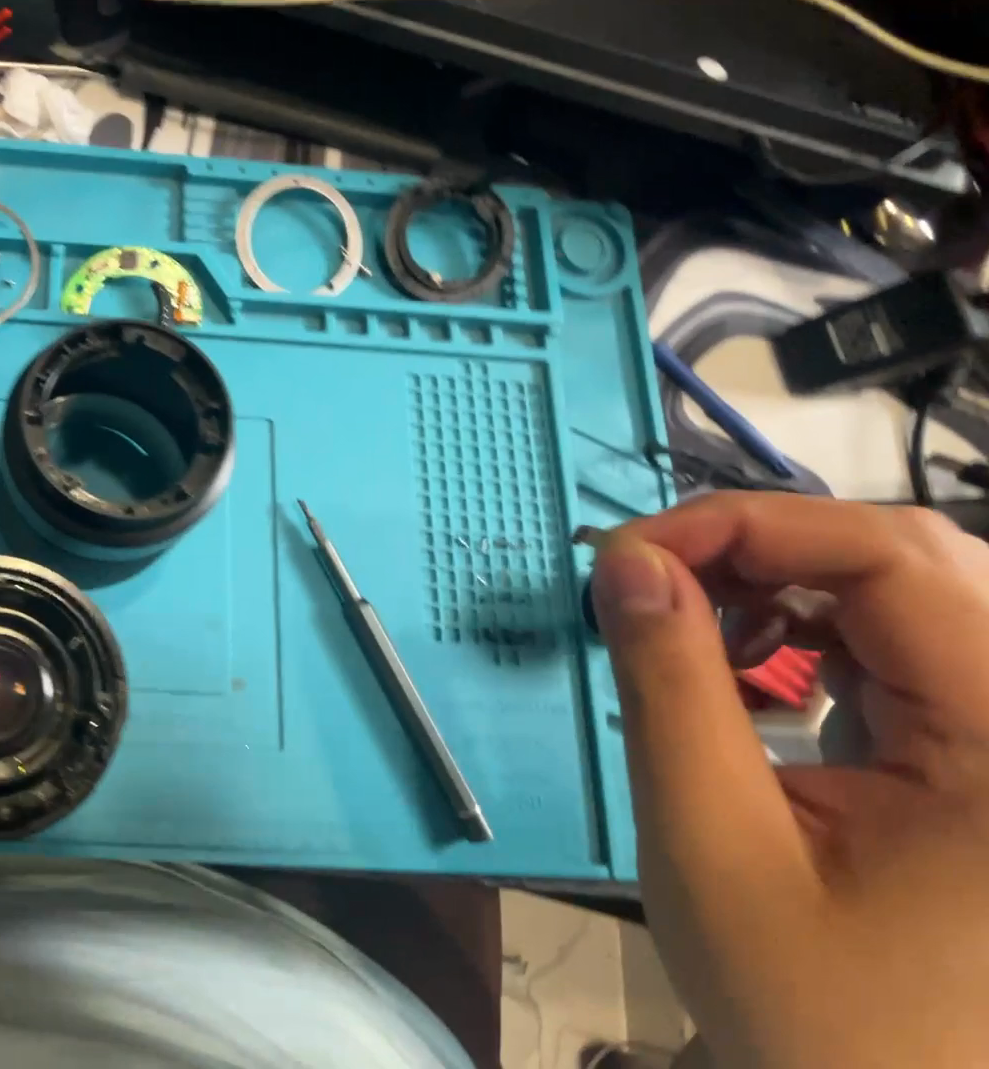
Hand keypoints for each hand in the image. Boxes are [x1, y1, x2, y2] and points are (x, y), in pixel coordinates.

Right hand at [590, 494, 988, 1067]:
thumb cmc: (809, 1004)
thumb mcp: (710, 838)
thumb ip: (667, 685)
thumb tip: (621, 562)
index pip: (889, 556)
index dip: (740, 527)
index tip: (617, 557)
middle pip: (912, 558)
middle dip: (752, 547)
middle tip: (636, 583)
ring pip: (913, 589)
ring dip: (777, 583)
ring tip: (681, 621)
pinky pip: (913, 643)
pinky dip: (810, 627)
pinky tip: (747, 658)